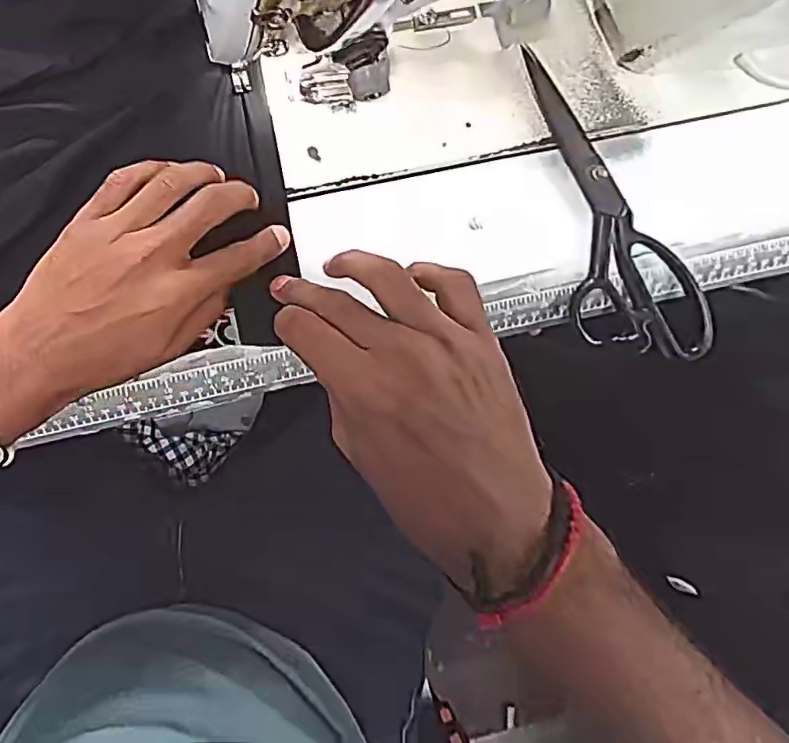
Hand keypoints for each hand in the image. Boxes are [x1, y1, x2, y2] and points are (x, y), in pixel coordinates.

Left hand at [0, 160, 289, 438]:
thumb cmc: (93, 356)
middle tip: (246, 196)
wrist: (37, 352)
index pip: (237, 257)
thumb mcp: (165, 349)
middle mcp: (150, 255)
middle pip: (211, 206)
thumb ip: (204, 312)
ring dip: (201, 172)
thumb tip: (226, 286)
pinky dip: (149, 168)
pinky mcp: (88, 221)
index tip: (271, 236)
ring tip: (213, 174)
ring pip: (170, 183)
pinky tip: (162, 170)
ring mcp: (117, 233)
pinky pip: (123, 180)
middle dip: (240, 195)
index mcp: (174, 292)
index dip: (264, 243)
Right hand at [271, 252, 553, 598]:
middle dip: (302, 292)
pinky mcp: (481, 341)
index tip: (286, 319)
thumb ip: (337, 393)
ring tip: (339, 265)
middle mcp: (403, 357)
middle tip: (293, 289)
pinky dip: (429, 271)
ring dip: (353, 264)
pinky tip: (412, 274)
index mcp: (365, 389)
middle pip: (336, 301)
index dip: (286, 320)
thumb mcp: (357, 449)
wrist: (502, 523)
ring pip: (389, 277)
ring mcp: (445, 343)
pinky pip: (455, 285)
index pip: (306, 328)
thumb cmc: (435, 502)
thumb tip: (325, 358)